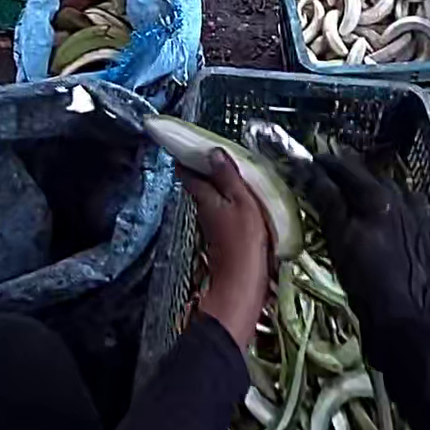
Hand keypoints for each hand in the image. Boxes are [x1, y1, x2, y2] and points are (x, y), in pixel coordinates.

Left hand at [185, 150, 269, 350]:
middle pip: (197, 184)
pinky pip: (218, 208)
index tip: (186, 145)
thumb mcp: (241, 201)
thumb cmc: (243, 240)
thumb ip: (228, 176)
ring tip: (226, 172)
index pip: (188, 173)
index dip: (185, 158)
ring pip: (208, 196)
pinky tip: (235, 199)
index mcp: (205, 196)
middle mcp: (202, 208)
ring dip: (213, 184)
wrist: (242, 283)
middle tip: (211, 155)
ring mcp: (210, 223)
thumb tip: (213, 150)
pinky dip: (223, 199)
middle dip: (200, 169)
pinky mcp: (220, 235)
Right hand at [295, 153, 429, 350]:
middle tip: (339, 185)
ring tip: (373, 209)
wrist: (411, 327)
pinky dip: (412, 225)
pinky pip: (425, 226)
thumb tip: (314, 172)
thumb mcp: (338, 240)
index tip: (315, 163)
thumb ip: (328, 201)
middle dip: (357, 179)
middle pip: (378, 180)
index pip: (349, 168)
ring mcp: (428, 225)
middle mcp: (406, 203)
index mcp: (378, 198)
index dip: (329, 164)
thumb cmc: (366, 283)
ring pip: (404, 199)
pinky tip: (407, 236)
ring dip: (387, 199)